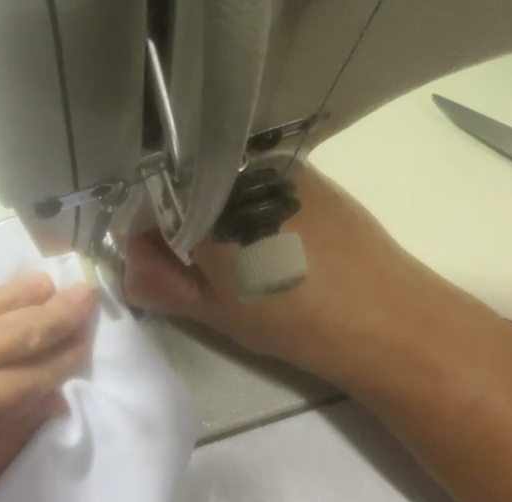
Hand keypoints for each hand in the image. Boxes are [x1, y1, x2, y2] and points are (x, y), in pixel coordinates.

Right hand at [125, 164, 474, 388]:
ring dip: (214, 223)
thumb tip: (128, 265)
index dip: (141, 238)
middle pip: (185, 192)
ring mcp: (276, 169)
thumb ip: (163, 284)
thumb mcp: (216, 313)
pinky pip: (256, 189)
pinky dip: (247, 216)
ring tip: (238, 270)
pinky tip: (269, 252)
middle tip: (195, 279)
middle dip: (178, 230)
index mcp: (208, 205)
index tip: (150, 270)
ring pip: (221, 189)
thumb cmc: (291, 321)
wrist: (383, 316)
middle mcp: (239, 172)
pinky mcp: (307, 177)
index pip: (149, 205)